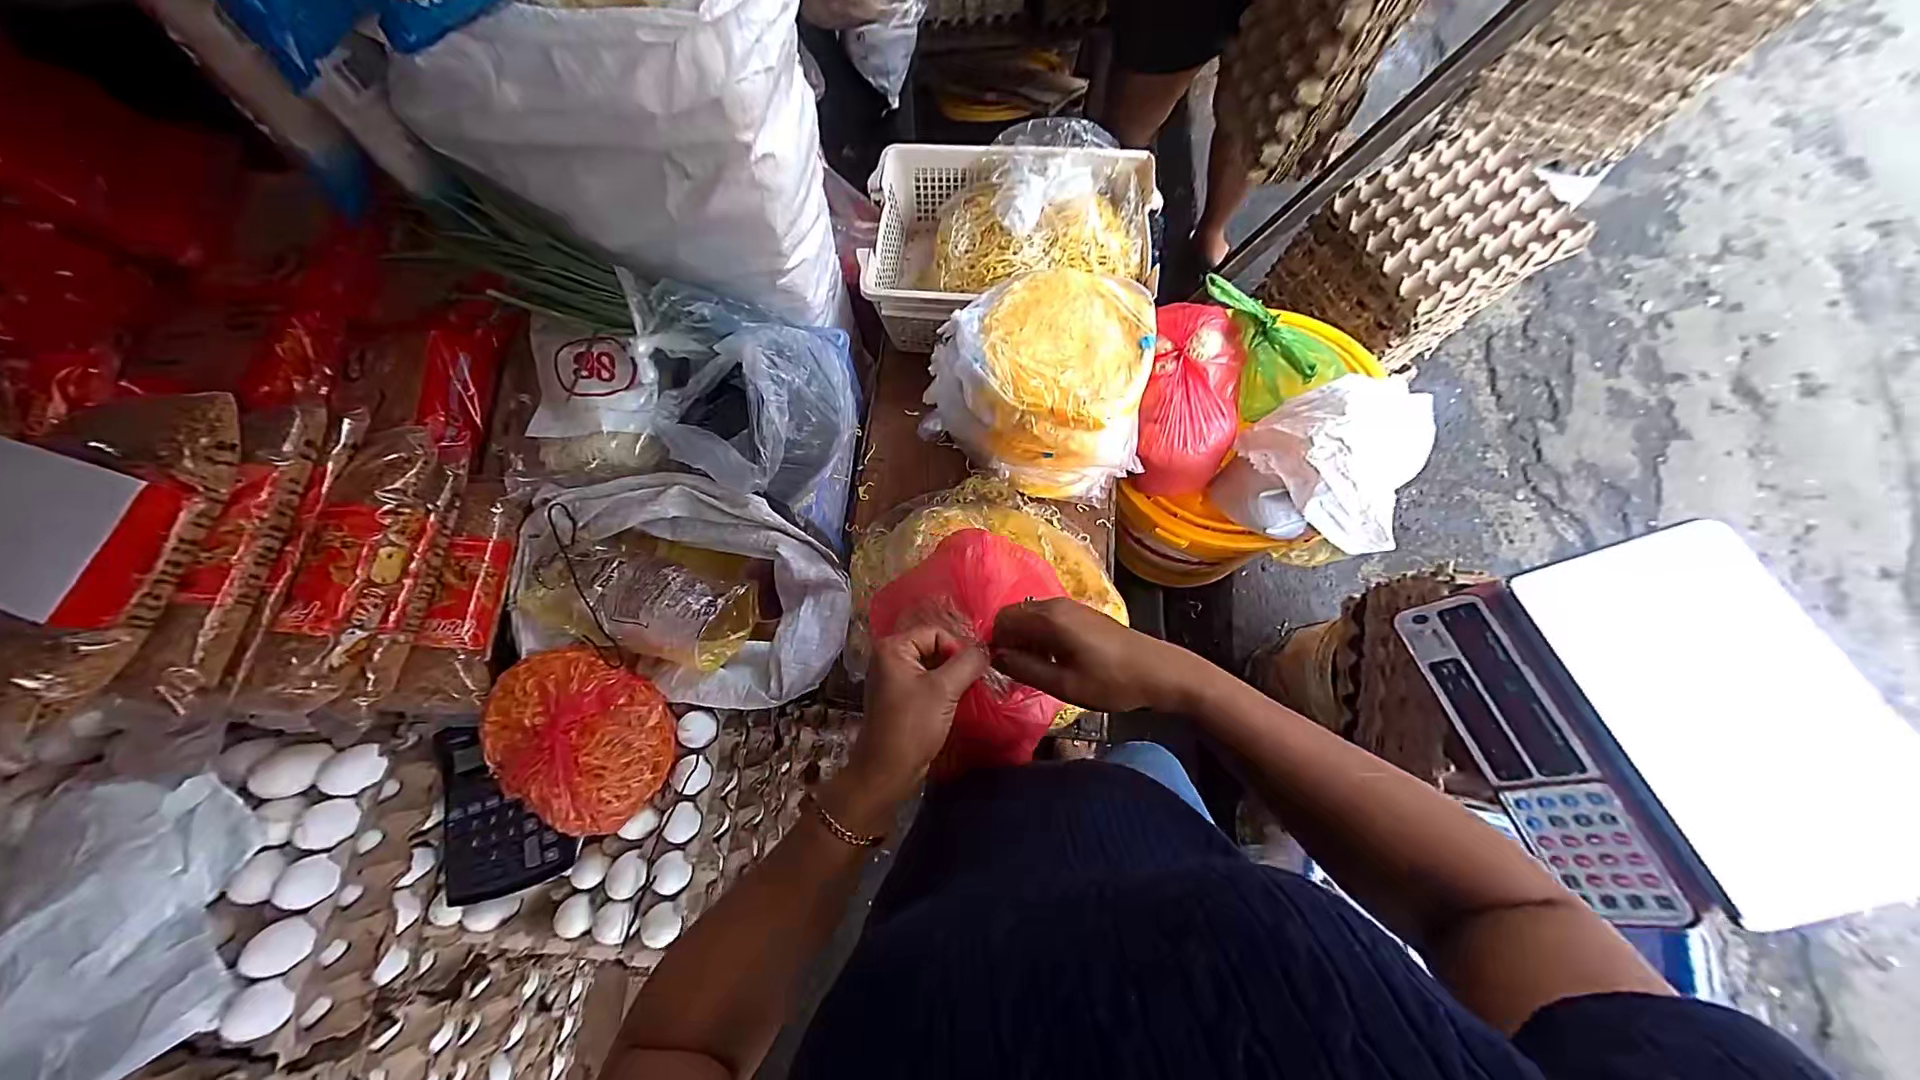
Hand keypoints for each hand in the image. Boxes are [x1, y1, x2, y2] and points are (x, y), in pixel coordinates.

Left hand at [849, 626, 990, 803]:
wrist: (887, 772)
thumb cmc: (912, 726)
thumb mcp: (944, 689)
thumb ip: (969, 662)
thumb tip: (986, 649)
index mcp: (892, 647)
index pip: (936, 632)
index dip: (957, 649)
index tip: (971, 673)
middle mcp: (889, 658)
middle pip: (935, 647)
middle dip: (956, 663)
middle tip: (972, 683)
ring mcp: (894, 679)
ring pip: (934, 667)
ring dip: (953, 678)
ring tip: (966, 694)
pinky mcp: (901, 698)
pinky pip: (928, 683)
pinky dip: (944, 691)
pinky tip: (955, 704)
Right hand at [991, 598, 1210, 713]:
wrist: (1161, 672)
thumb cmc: (1112, 681)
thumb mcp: (1064, 684)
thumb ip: (1025, 669)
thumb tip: (995, 657)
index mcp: (1049, 618)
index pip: (1002, 619)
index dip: (994, 643)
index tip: (1000, 669)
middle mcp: (1056, 604)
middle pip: (1015, 616)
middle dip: (1009, 642)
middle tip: (1017, 672)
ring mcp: (1071, 607)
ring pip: (1031, 618)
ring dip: (1025, 641)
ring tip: (1036, 670)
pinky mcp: (1082, 614)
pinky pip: (1047, 621)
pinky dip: (1041, 639)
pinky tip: (1054, 662)